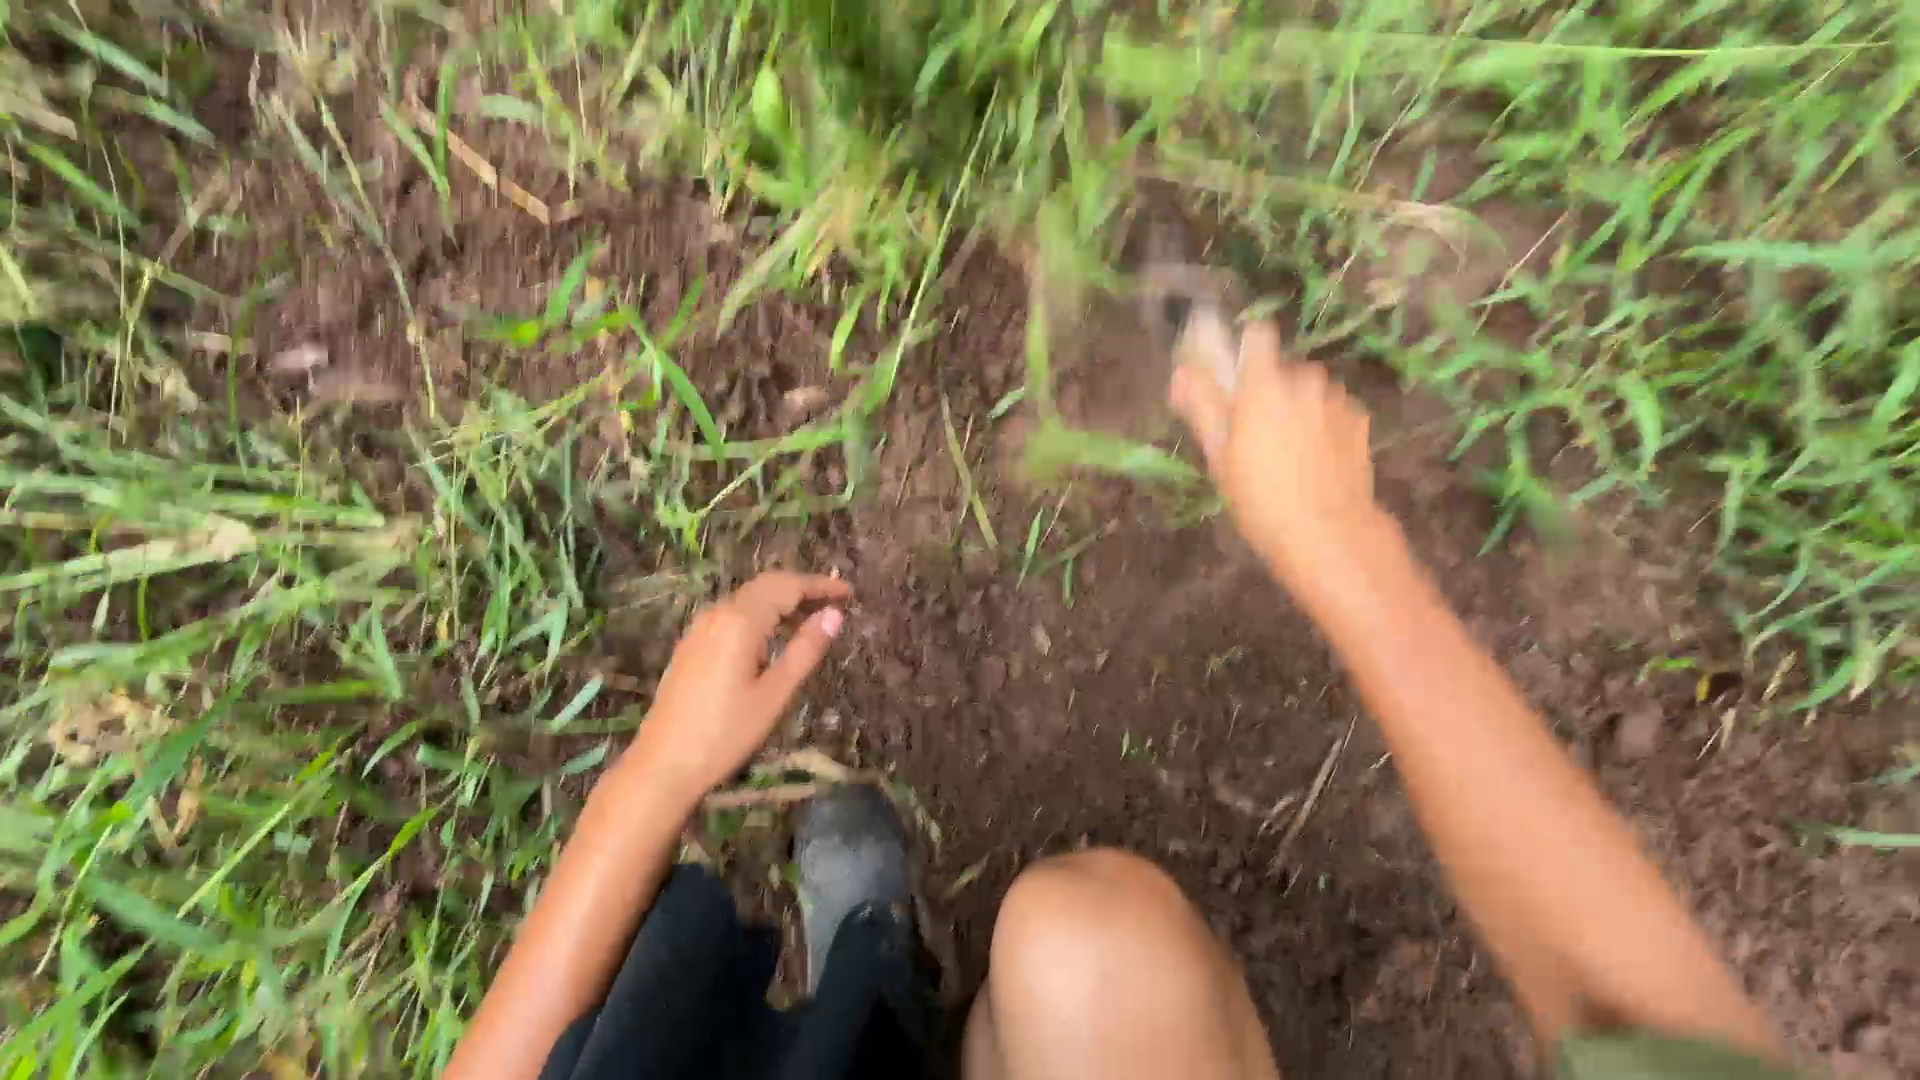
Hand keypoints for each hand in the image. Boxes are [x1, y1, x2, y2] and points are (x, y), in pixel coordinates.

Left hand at [623, 571, 851, 801]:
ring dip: (781, 602)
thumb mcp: (775, 693)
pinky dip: (760, 616)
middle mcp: (718, 614)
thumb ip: (805, 649)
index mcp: (740, 622)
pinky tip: (774, 639)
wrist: (663, 764)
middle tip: (835, 602)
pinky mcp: (692, 644)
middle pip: (767, 586)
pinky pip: (733, 615)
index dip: (820, 586)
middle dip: (802, 589)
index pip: (787, 587)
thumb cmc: (726, 733)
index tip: (849, 593)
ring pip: (748, 599)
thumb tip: (833, 615)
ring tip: (812, 620)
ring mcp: (700, 628)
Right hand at [1169, 321, 1383, 584]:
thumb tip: (1180, 373)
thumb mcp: (1219, 456)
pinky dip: (1321, 426)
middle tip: (1255, 435)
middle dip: (1268, 392)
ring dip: (1296, 410)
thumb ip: (1201, 407)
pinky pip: (1331, 411)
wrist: (1329, 533)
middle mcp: (1304, 380)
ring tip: (1287, 454)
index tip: (1234, 377)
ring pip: (1307, 392)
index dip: (1244, 350)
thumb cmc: (1261, 498)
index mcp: (1263, 384)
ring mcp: (1336, 399)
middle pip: (1280, 370)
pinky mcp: (1359, 420)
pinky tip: (1314, 462)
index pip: (1256, 335)